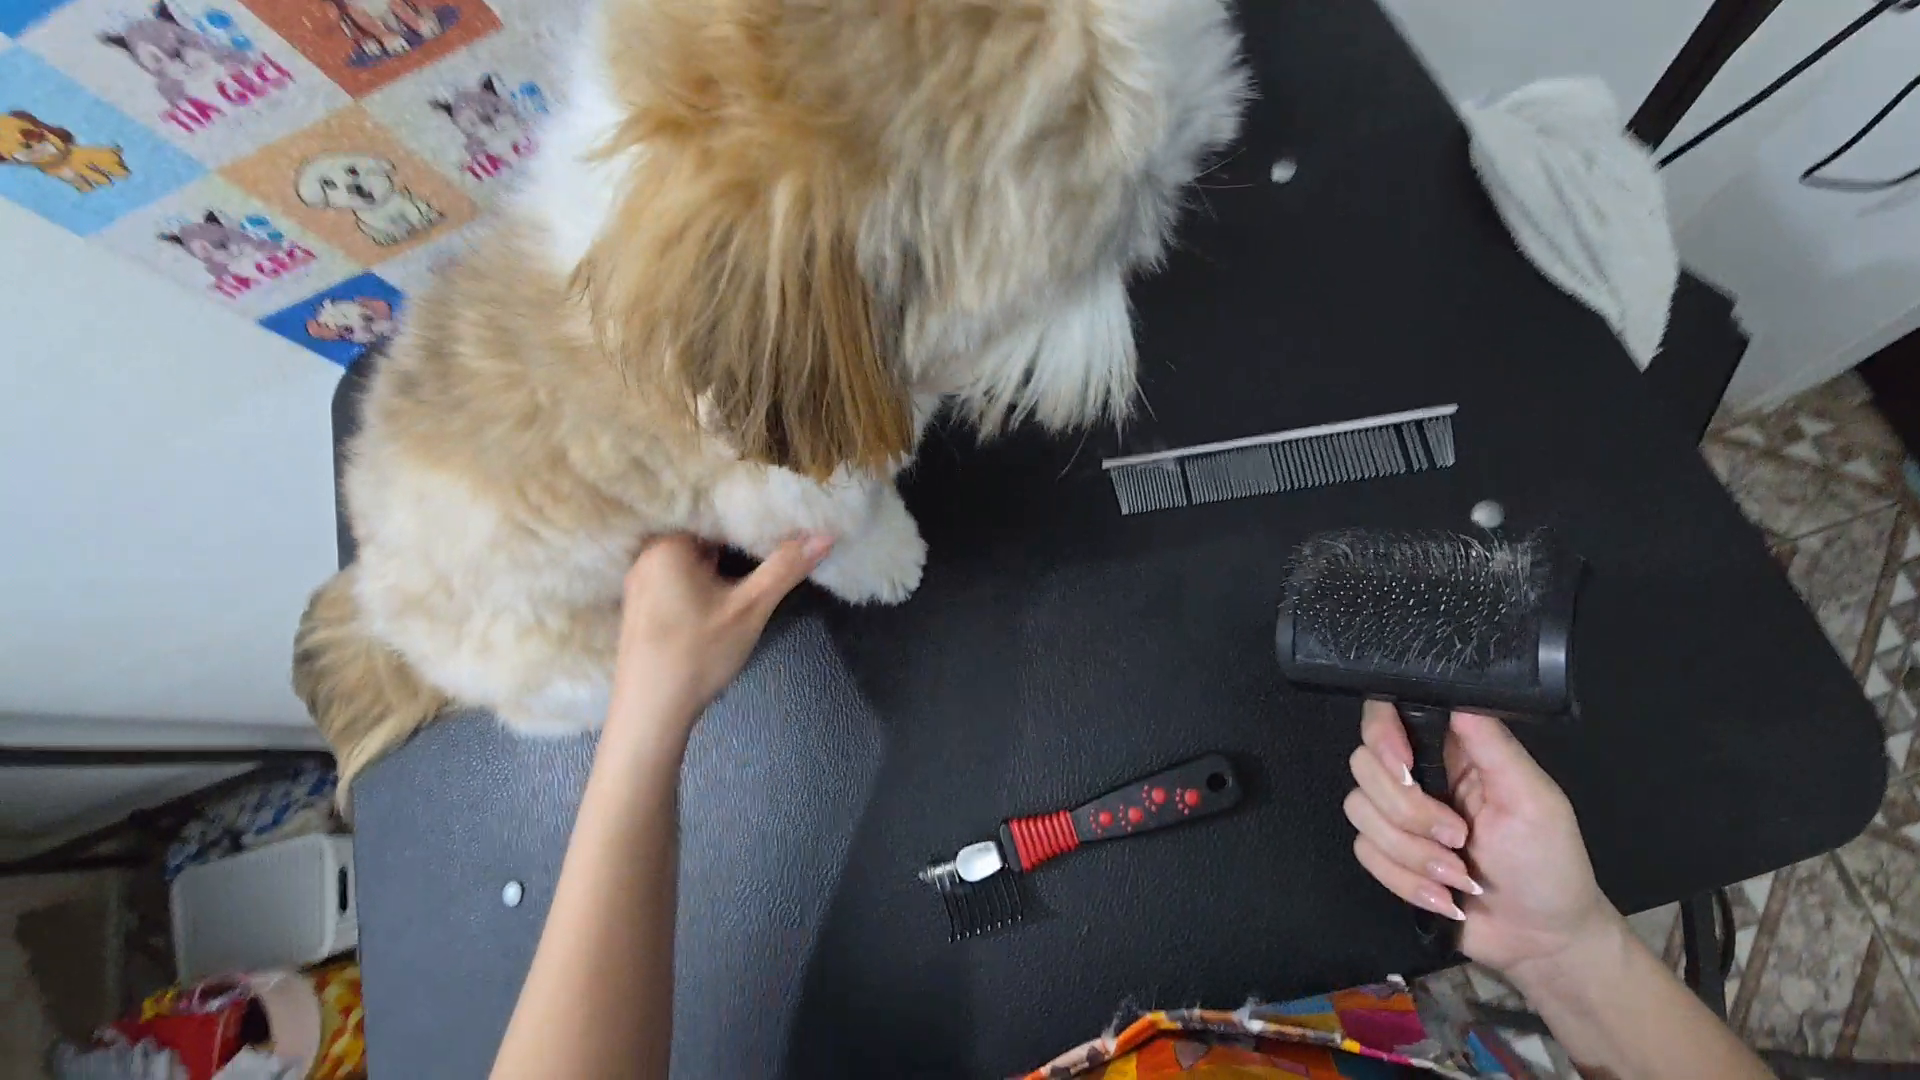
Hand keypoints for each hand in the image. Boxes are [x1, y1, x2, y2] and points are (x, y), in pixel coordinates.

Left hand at [605, 533, 832, 744]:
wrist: (650, 714)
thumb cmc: (698, 654)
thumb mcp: (750, 608)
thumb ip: (786, 567)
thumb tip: (825, 534)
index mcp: (668, 545)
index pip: (717, 512)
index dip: (754, 513)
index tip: (785, 516)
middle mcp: (648, 556)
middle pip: (706, 534)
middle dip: (741, 538)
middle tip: (782, 538)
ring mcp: (642, 582)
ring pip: (695, 558)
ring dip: (725, 560)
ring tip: (762, 559)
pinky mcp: (643, 606)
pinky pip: (681, 576)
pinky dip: (707, 577)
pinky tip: (728, 589)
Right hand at [1344, 702, 1623, 981]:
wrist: (1543, 942)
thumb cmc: (1549, 865)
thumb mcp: (1534, 800)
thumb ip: (1493, 746)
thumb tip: (1458, 697)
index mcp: (1449, 750)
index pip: (1387, 714)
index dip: (1381, 734)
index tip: (1404, 767)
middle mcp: (1415, 775)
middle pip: (1364, 765)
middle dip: (1409, 812)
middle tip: (1458, 838)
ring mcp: (1396, 815)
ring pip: (1360, 811)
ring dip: (1412, 854)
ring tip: (1458, 877)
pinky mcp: (1385, 853)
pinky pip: (1365, 851)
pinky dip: (1406, 881)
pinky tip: (1444, 897)